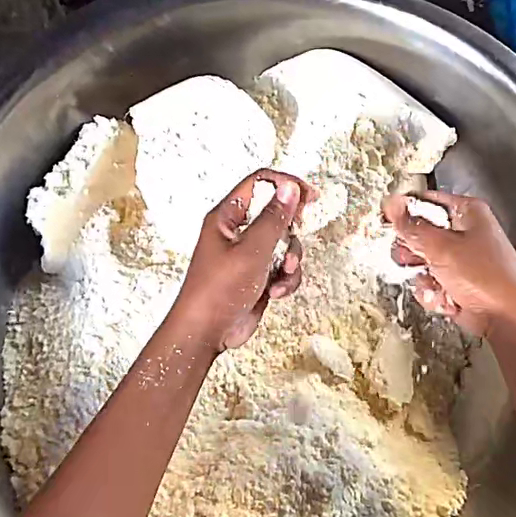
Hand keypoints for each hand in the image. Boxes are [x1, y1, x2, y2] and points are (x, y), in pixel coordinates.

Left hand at [169, 169, 313, 352]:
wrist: (207, 332)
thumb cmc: (217, 290)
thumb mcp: (252, 250)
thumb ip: (274, 218)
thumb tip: (290, 189)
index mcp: (227, 217)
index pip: (259, 184)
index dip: (285, 185)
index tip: (308, 195)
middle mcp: (238, 232)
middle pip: (276, 213)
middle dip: (291, 229)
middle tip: (294, 236)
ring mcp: (249, 254)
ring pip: (285, 243)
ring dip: (291, 258)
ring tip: (283, 271)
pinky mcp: (258, 275)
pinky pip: (284, 267)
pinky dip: (286, 279)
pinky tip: (276, 291)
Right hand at [383, 190, 515, 337]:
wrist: (508, 319)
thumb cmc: (485, 277)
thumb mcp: (442, 247)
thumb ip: (412, 226)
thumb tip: (392, 204)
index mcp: (467, 212)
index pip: (426, 201)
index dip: (404, 210)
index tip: (386, 220)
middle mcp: (464, 232)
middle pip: (419, 233)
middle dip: (412, 252)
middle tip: (412, 259)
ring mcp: (460, 259)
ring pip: (421, 261)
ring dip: (423, 277)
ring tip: (436, 284)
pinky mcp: (457, 282)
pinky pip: (430, 282)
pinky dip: (434, 293)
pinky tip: (447, 299)